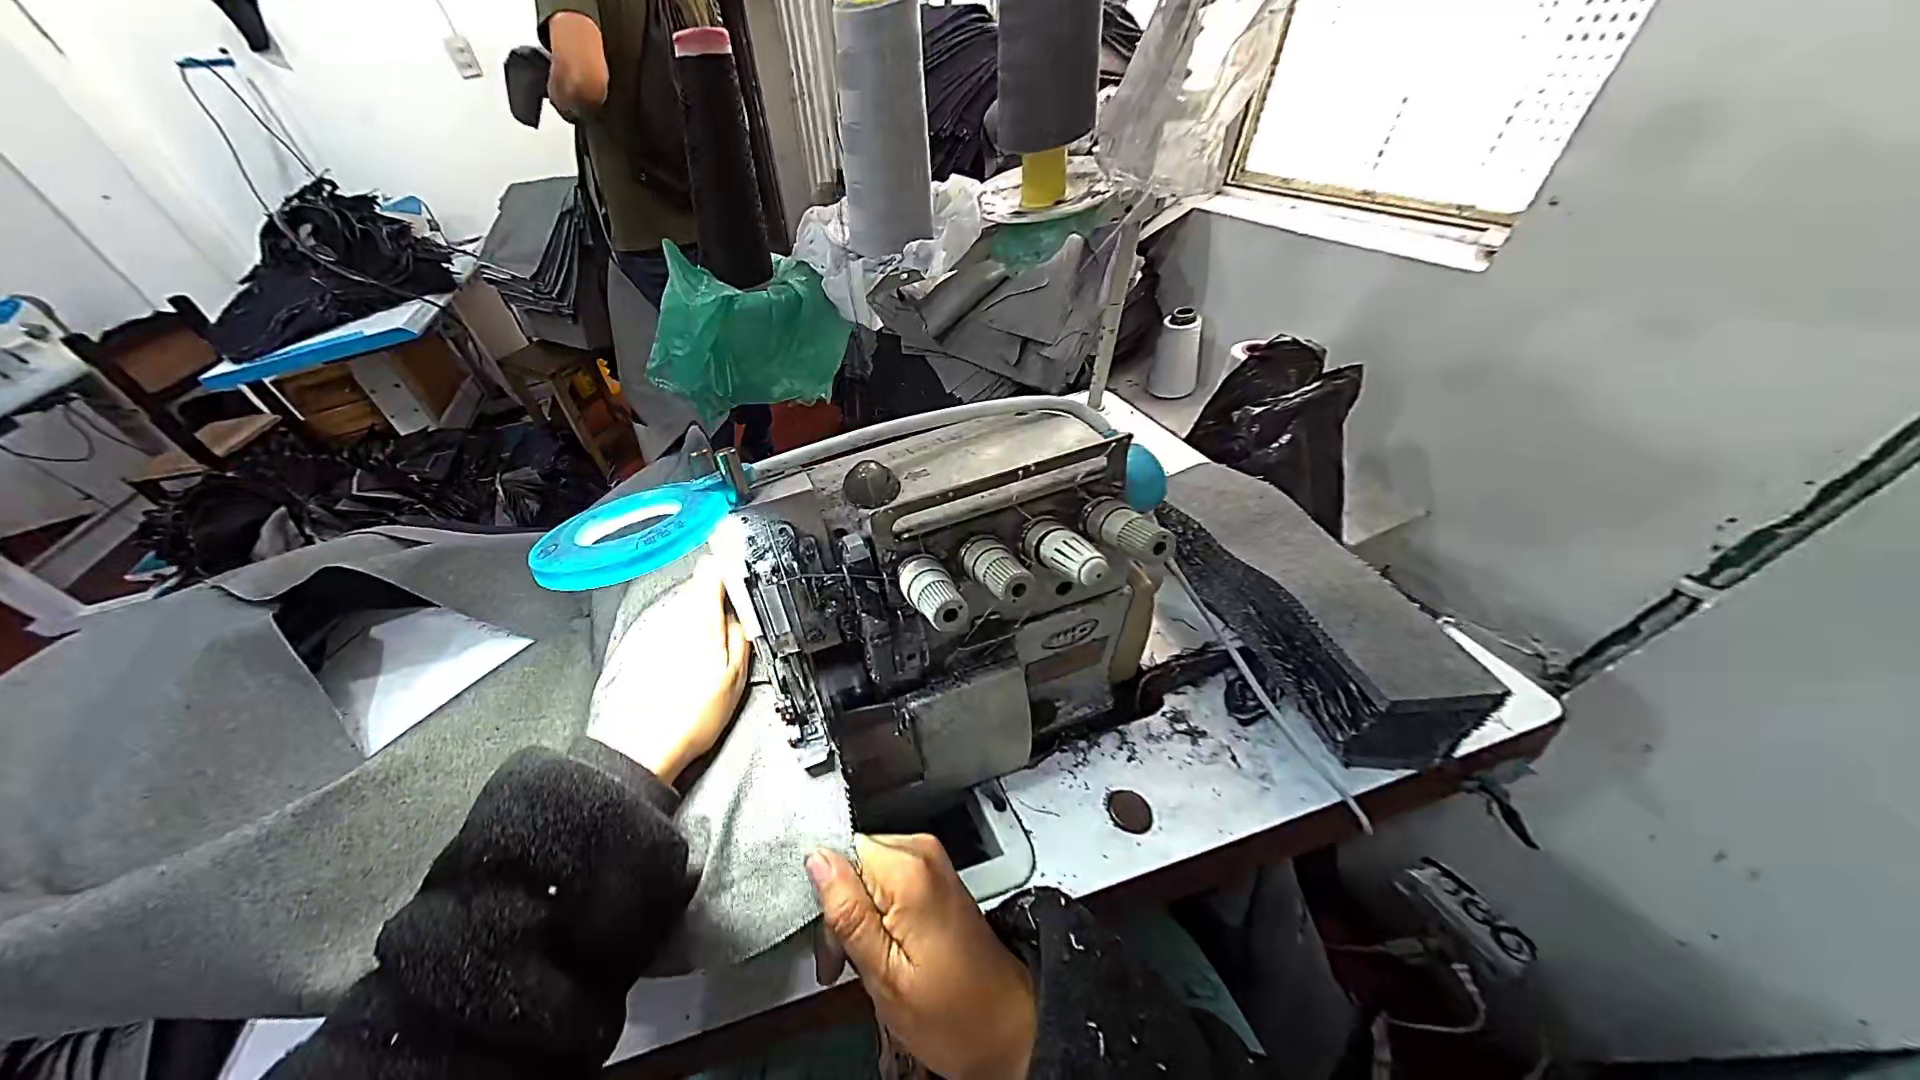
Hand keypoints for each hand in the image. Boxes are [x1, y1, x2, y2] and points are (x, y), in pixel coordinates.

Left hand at [587, 557, 749, 784]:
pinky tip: (682, 676)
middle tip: (728, 640)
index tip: (738, 581)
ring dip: (694, 630)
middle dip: (714, 610)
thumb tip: (742, 617)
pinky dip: (675, 647)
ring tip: (703, 665)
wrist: (641, 750)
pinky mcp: (635, 649)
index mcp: (698, 618)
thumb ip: (742, 635)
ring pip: (680, 616)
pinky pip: (664, 636)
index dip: (728, 572)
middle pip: (697, 593)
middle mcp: (669, 617)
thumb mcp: (736, 676)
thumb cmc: (688, 718)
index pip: (711, 570)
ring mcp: (649, 632)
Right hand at [808, 835, 1035, 1079]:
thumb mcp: (883, 973)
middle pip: (852, 860)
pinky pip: (885, 879)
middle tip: (844, 961)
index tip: (830, 938)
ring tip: (866, 961)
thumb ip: (847, 911)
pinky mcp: (933, 874)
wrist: (1005, 1021)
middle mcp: (922, 852)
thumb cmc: (953, 1012)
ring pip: (865, 870)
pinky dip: (877, 911)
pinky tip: (883, 946)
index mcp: (908, 870)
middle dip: (840, 909)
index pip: (838, 851)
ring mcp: (930, 861)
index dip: (826, 896)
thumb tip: (816, 860)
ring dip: (856, 913)